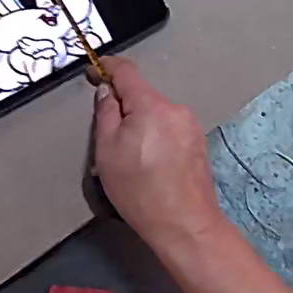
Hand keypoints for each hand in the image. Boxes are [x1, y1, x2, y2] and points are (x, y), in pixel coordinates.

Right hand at [91, 58, 229, 257]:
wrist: (184, 225)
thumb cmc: (141, 191)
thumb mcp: (106, 150)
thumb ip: (105, 112)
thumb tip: (106, 92)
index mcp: (151, 106)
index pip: (126, 71)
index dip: (107, 67)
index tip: (95, 71)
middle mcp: (175, 109)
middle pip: (141, 94)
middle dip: (123, 107)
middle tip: (110, 136)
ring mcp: (190, 126)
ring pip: (155, 112)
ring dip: (140, 124)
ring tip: (131, 158)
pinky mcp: (197, 142)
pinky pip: (168, 128)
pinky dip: (154, 137)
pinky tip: (149, 164)